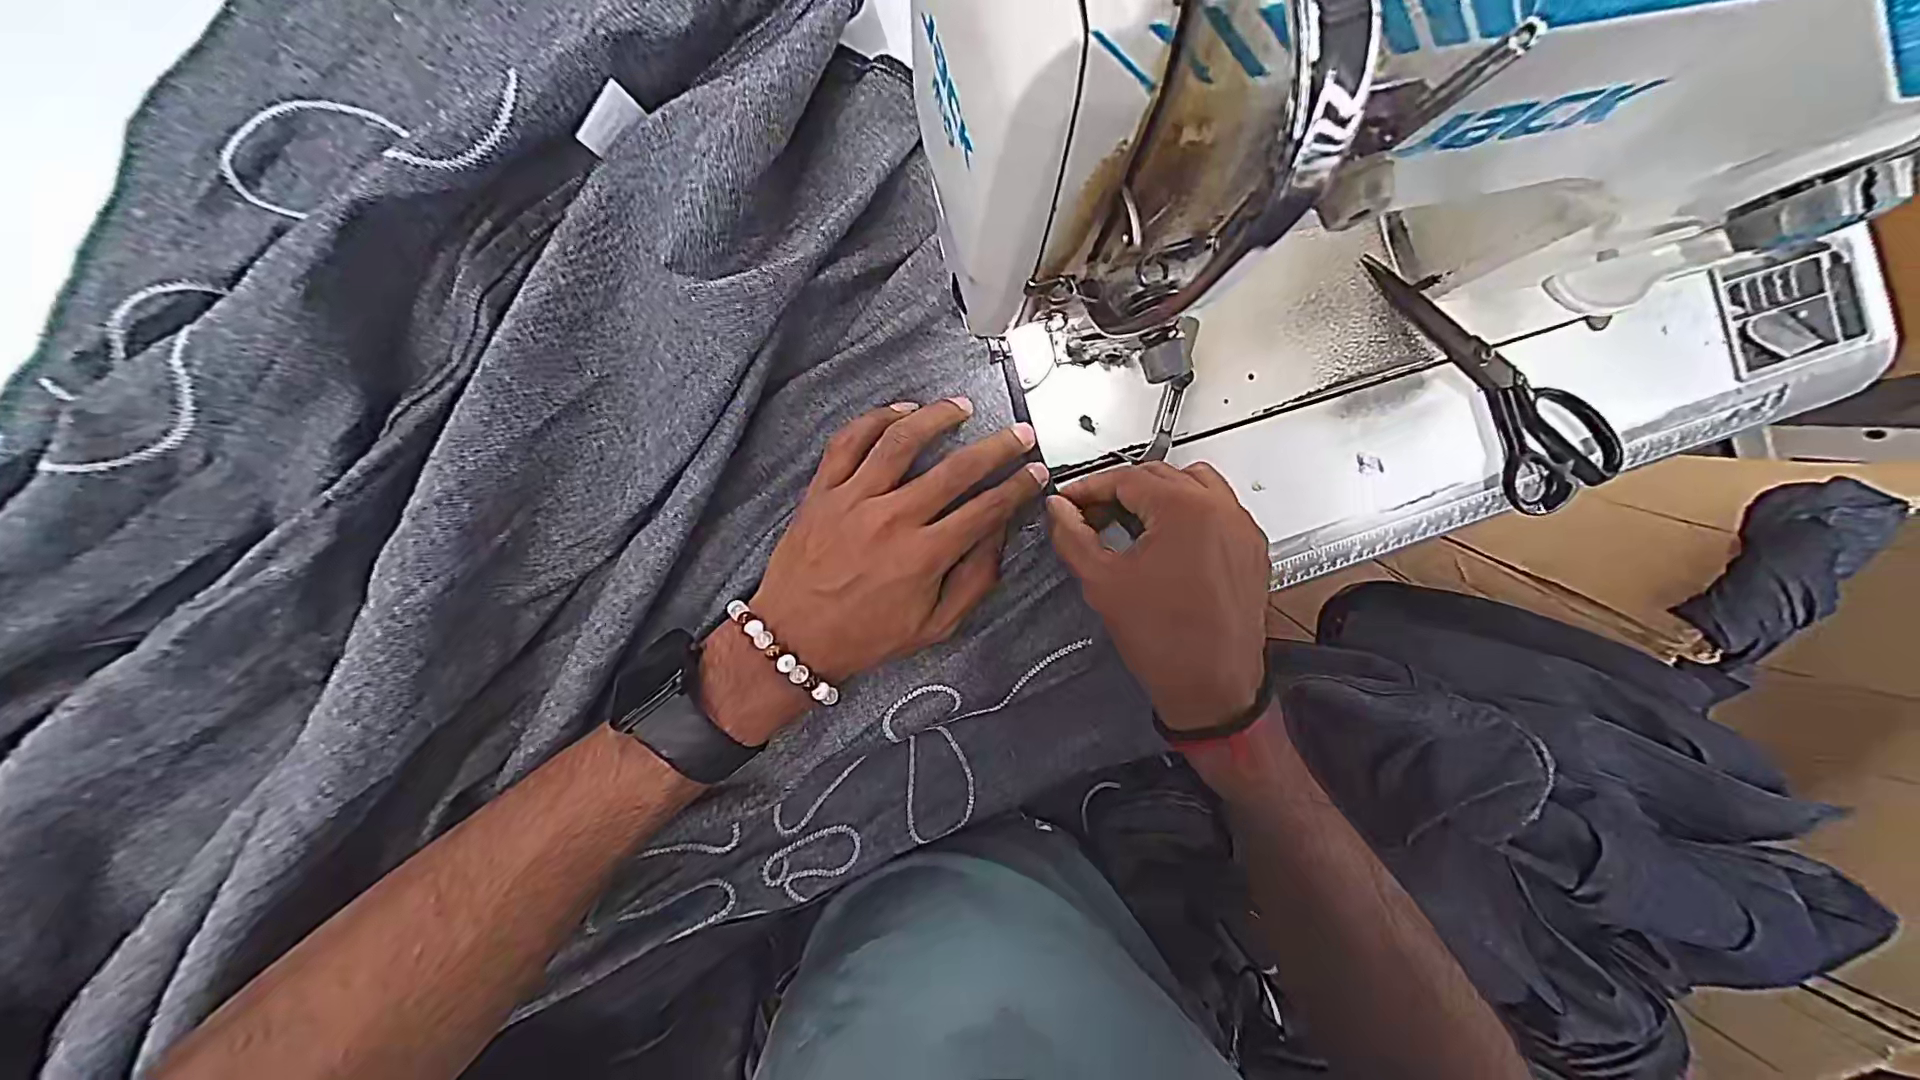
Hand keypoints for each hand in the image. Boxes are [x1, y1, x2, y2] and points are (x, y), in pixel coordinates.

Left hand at [740, 396, 1046, 687]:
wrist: (794, 637)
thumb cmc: (863, 635)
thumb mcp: (934, 626)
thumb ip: (974, 581)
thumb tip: (998, 536)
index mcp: (923, 556)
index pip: (986, 508)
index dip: (1018, 487)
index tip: (1033, 473)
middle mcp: (891, 520)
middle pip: (956, 468)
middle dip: (997, 447)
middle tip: (1017, 435)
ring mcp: (854, 500)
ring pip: (902, 440)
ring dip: (938, 417)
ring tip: (961, 407)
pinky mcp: (823, 491)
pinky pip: (849, 441)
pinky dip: (876, 418)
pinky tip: (900, 411)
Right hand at [1046, 462, 1269, 732]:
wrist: (1211, 686)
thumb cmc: (1169, 643)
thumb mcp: (1102, 581)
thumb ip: (1073, 536)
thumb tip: (1061, 512)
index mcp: (1185, 510)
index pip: (1126, 478)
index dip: (1089, 488)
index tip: (1072, 501)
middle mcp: (1221, 511)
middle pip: (1160, 475)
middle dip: (1120, 490)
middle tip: (1092, 513)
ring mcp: (1241, 529)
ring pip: (1194, 484)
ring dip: (1159, 494)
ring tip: (1131, 521)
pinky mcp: (1251, 549)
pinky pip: (1218, 510)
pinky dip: (1189, 512)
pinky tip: (1166, 540)